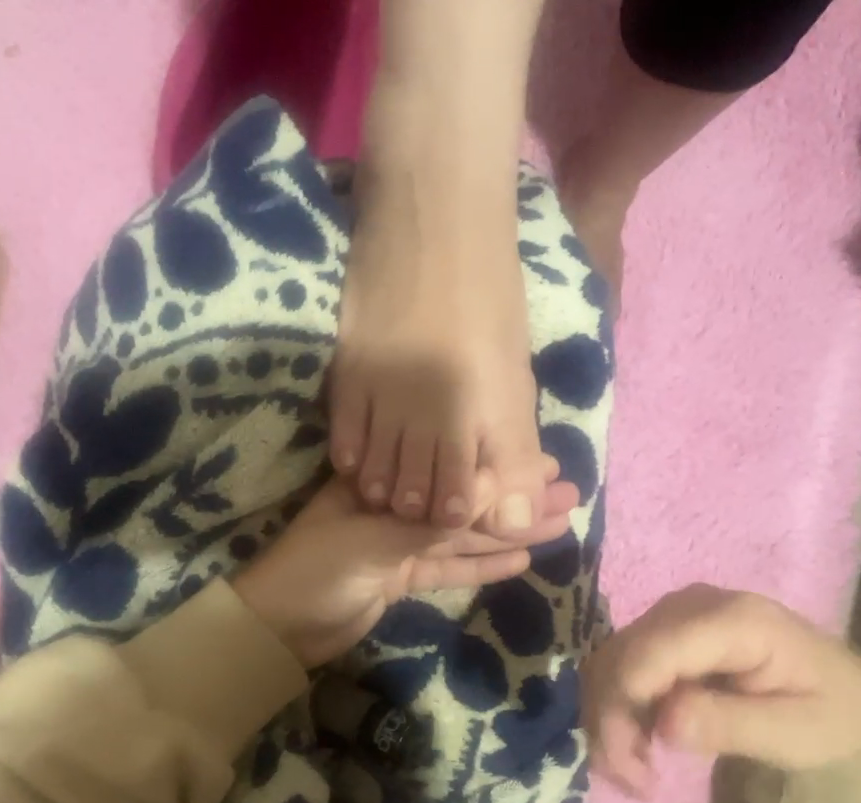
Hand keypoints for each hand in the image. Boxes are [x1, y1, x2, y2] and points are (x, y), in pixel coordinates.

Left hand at [233, 478, 578, 667]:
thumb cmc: (315, 572)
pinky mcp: (400, 578)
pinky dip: (481, 564)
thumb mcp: (373, 543)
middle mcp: (394, 508)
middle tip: (568, 496)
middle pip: (462, 503)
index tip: (544, 467)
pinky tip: (518, 559)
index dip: (498, 472)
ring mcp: (398, 545)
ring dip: (506, 533)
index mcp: (381, 485)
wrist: (277, 629)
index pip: (449, 472)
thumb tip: (495, 499)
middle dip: (513, 501)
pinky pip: (447, 567)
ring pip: (461, 537)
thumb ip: (433, 526)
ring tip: (556, 525)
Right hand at [329, 166, 546, 530]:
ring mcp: (383, 392)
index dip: (455, 514)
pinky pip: (344, 434)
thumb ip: (513, 448)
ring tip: (386, 498)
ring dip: (383, 489)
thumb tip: (513, 517)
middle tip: (416, 514)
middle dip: (418, 507)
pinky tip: (356, 466)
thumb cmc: (489, 299)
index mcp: (477, 412)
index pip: (460, 492)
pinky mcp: (349, 373)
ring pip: (377, 468)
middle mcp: (427, 411)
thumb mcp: (516, 375)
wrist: (436, 225)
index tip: (452, 517)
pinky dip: (351, 458)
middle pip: (414, 485)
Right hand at [580, 585, 860, 794]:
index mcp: (733, 621)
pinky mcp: (663, 630)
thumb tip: (663, 722)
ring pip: (610, 664)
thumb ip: (731, 724)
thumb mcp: (797, 734)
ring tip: (638, 771)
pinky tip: (640, 744)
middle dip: (611, 723)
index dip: (625, 709)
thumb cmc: (834, 715)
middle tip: (635, 782)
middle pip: (620, 658)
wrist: (853, 693)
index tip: (636, 769)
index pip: (649, 654)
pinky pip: (620, 666)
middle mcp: (690, 605)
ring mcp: (672, 613)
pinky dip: (618, 709)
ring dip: (610, 720)